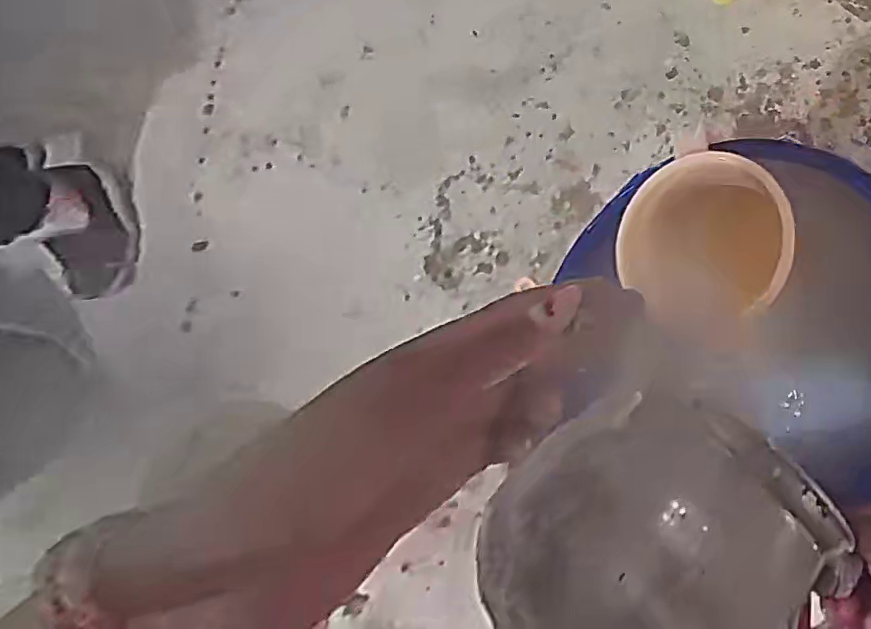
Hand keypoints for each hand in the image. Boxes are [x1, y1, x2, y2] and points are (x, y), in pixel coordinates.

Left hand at [85, 280, 640, 626]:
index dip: (578, 300)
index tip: (635, 300)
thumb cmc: (324, 465)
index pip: (525, 310)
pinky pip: (507, 440)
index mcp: (441, 352)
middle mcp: (451, 382)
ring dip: (565, 390)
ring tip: (614, 397)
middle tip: (642, 348)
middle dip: (582, 342)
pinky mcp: (442, 475)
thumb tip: (567, 298)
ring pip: (524, 395)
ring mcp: (446, 430)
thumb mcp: (411, 398)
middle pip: (530, 350)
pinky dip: (539, 433)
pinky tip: (564, 441)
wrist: (229, 572)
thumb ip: (491, 351)